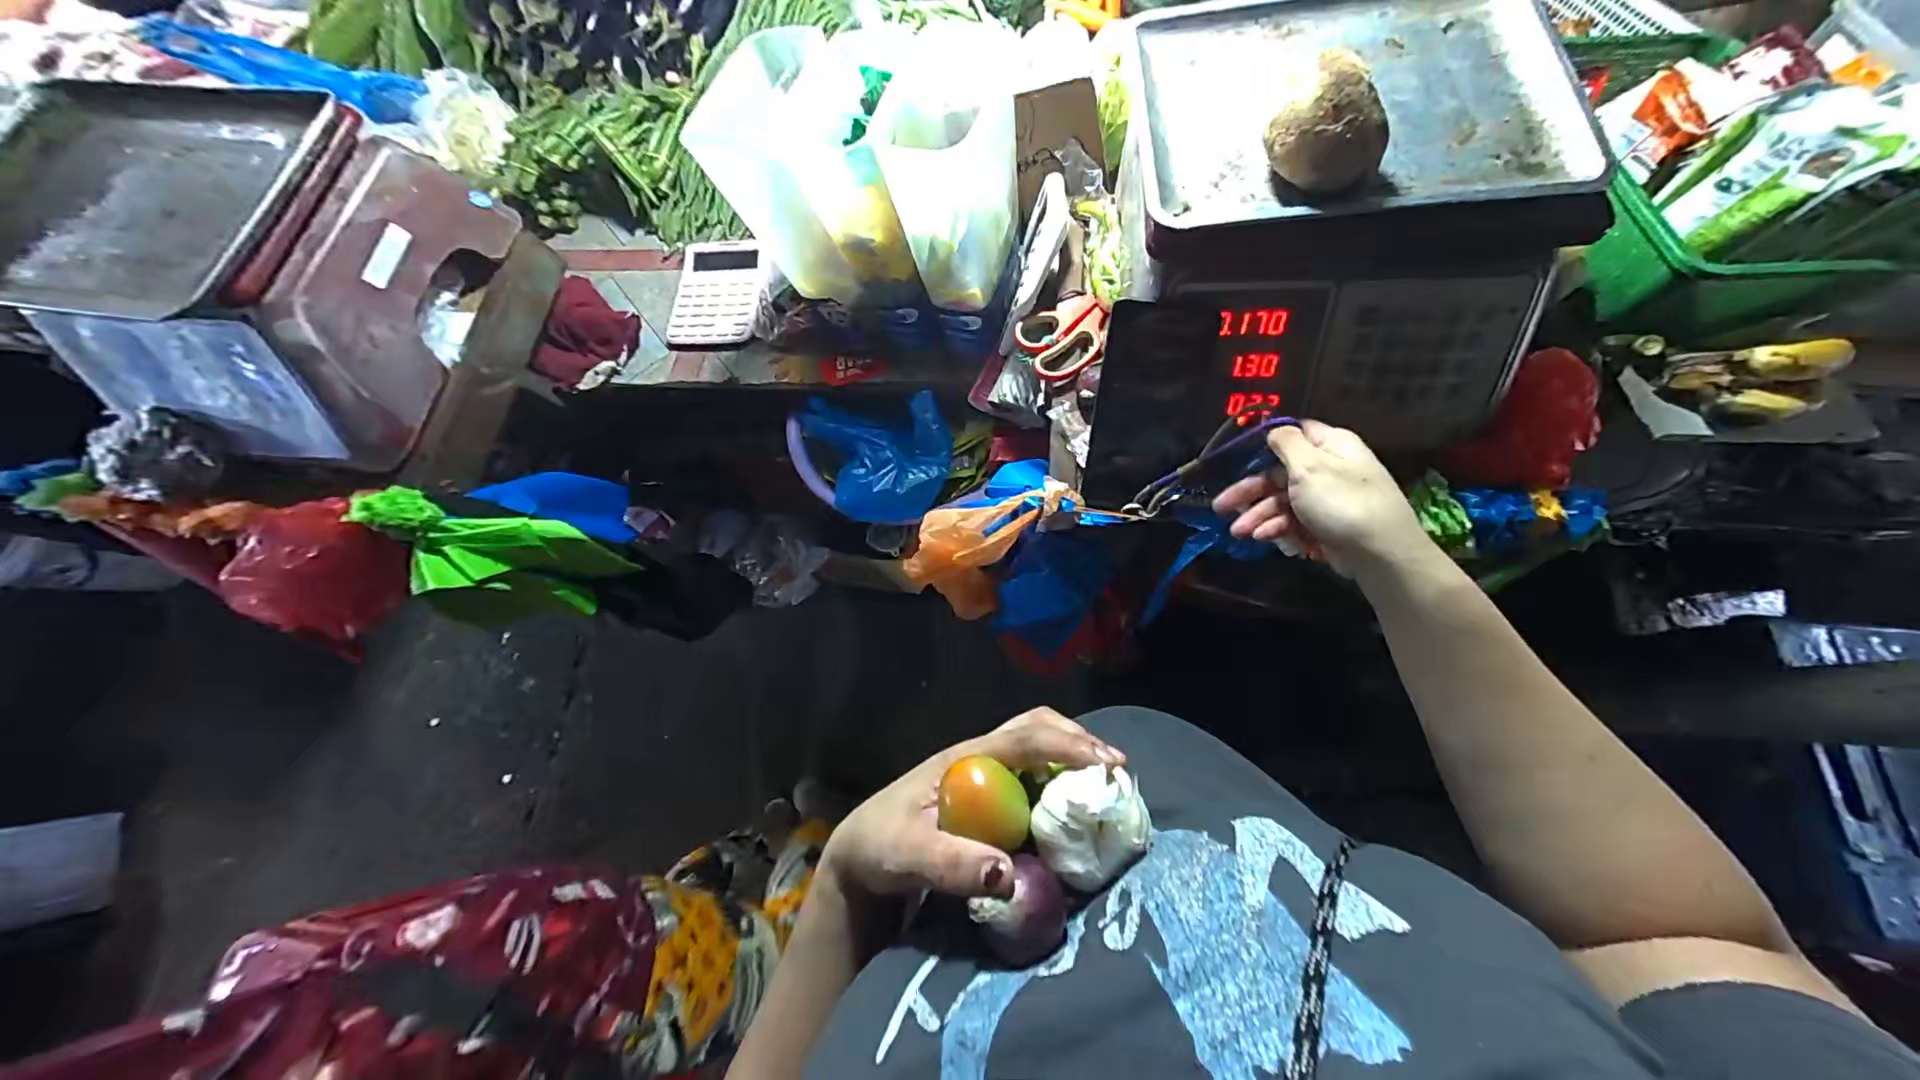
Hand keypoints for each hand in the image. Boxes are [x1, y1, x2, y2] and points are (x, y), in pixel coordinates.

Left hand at [821, 708, 1122, 901]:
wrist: (862, 859)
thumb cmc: (880, 847)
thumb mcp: (906, 855)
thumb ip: (950, 864)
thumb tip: (1006, 875)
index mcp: (964, 759)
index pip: (1023, 737)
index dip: (1067, 745)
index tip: (1106, 765)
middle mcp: (981, 759)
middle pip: (1036, 727)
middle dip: (1077, 739)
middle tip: (1114, 766)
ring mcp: (987, 776)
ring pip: (1039, 746)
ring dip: (1074, 755)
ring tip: (1107, 781)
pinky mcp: (992, 798)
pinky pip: (1036, 777)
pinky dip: (1063, 781)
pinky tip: (1078, 805)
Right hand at [1211, 419, 1429, 576]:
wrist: (1379, 553)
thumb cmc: (1342, 502)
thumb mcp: (1310, 467)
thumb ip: (1287, 444)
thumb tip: (1274, 429)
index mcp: (1329, 446)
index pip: (1294, 435)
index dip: (1266, 444)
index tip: (1237, 457)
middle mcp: (1327, 469)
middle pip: (1277, 474)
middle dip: (1248, 493)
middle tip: (1221, 508)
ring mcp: (1324, 499)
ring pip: (1280, 502)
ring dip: (1257, 515)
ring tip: (1239, 532)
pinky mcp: (1322, 525)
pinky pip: (1292, 521)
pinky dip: (1276, 529)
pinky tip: (1264, 538)